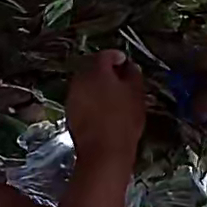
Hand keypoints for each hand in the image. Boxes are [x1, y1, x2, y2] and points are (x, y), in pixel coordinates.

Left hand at [67, 50, 145, 166]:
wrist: (104, 152)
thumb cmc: (124, 119)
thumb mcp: (136, 94)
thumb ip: (133, 75)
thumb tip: (129, 66)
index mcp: (96, 71)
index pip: (105, 55)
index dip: (117, 56)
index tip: (126, 62)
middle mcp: (79, 80)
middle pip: (92, 68)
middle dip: (105, 70)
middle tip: (121, 77)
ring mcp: (72, 97)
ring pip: (85, 83)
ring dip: (97, 84)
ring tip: (113, 93)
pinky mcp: (70, 112)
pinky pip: (82, 97)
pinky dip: (91, 97)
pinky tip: (103, 107)